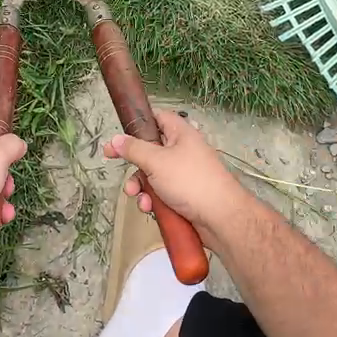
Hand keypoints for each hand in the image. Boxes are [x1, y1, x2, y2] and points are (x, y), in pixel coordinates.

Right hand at [104, 110, 250, 227]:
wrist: (221, 218)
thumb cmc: (191, 182)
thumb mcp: (156, 161)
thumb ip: (133, 149)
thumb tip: (115, 139)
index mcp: (180, 133)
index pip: (156, 118)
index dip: (137, 124)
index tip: (119, 135)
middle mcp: (183, 150)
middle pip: (150, 149)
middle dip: (134, 162)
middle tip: (114, 163)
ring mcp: (184, 173)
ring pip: (153, 174)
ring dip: (141, 185)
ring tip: (137, 197)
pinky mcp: (185, 195)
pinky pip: (162, 192)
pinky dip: (153, 199)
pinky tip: (149, 209)